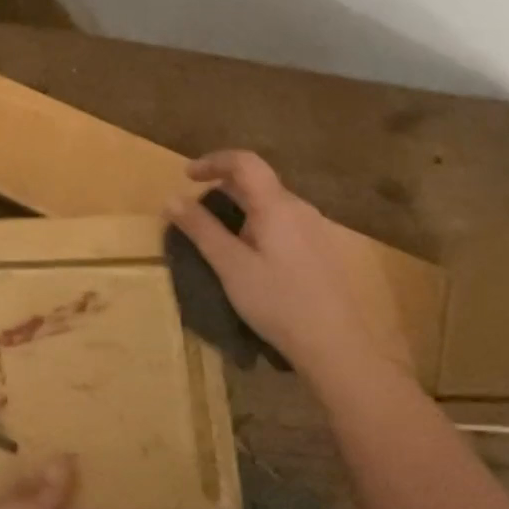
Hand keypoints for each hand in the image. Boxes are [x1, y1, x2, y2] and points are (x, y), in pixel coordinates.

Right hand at [166, 150, 377, 377]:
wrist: (337, 347)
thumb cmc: (279, 302)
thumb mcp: (230, 266)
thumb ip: (201, 229)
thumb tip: (171, 198)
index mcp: (276, 205)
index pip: (244, 162)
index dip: (213, 161)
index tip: (187, 175)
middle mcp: (299, 208)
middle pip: (258, 181)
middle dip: (224, 186)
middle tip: (198, 211)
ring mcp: (314, 228)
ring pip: (271, 203)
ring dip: (241, 207)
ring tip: (221, 236)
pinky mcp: (321, 250)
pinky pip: (284, 221)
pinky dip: (259, 223)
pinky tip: (251, 255)